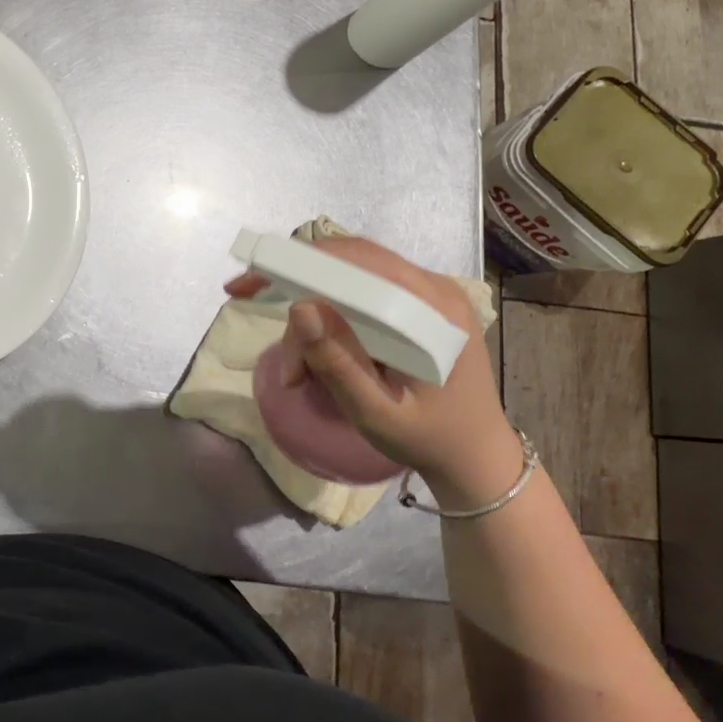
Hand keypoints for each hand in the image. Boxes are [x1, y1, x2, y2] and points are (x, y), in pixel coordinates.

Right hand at [225, 237, 519, 508]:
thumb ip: (338, 363)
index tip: (246, 285)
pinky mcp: (419, 305)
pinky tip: (314, 348)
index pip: (355, 262)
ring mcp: (428, 294)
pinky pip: (362, 293)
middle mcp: (433, 288)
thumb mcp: (376, 414)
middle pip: (346, 265)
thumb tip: (298, 307)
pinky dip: (328, 315)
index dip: (296, 264)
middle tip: (255, 315)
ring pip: (348, 280)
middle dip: (294, 288)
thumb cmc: (428, 439)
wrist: (476, 459)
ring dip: (310, 315)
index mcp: (433, 309)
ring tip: (296, 371)